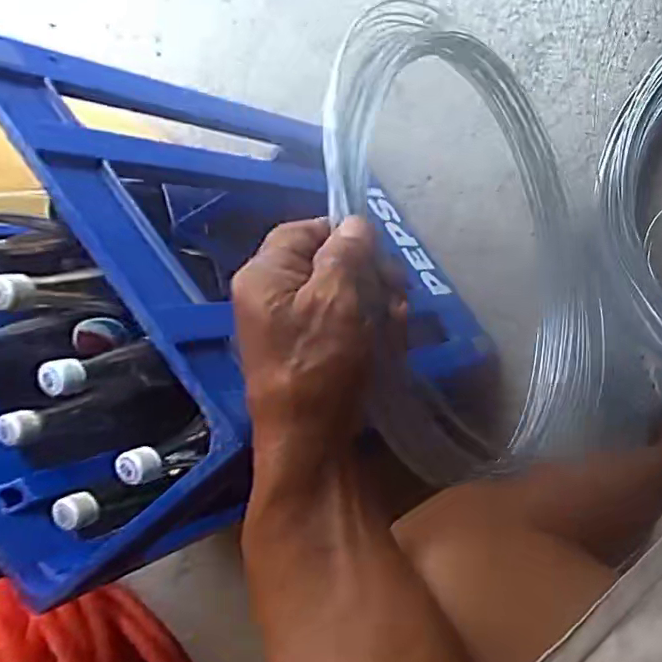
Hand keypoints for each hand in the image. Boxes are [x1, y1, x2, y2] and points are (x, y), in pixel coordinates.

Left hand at [232, 217, 405, 445]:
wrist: (312, 438)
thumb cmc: (320, 365)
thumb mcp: (336, 301)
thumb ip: (346, 255)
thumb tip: (357, 223)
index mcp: (266, 275)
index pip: (303, 230)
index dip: (342, 233)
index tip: (379, 252)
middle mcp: (276, 294)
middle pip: (331, 261)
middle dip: (369, 273)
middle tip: (394, 292)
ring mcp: (297, 323)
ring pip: (348, 291)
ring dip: (379, 301)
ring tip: (395, 323)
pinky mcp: (318, 347)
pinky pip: (350, 321)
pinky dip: (374, 326)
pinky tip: (390, 341)